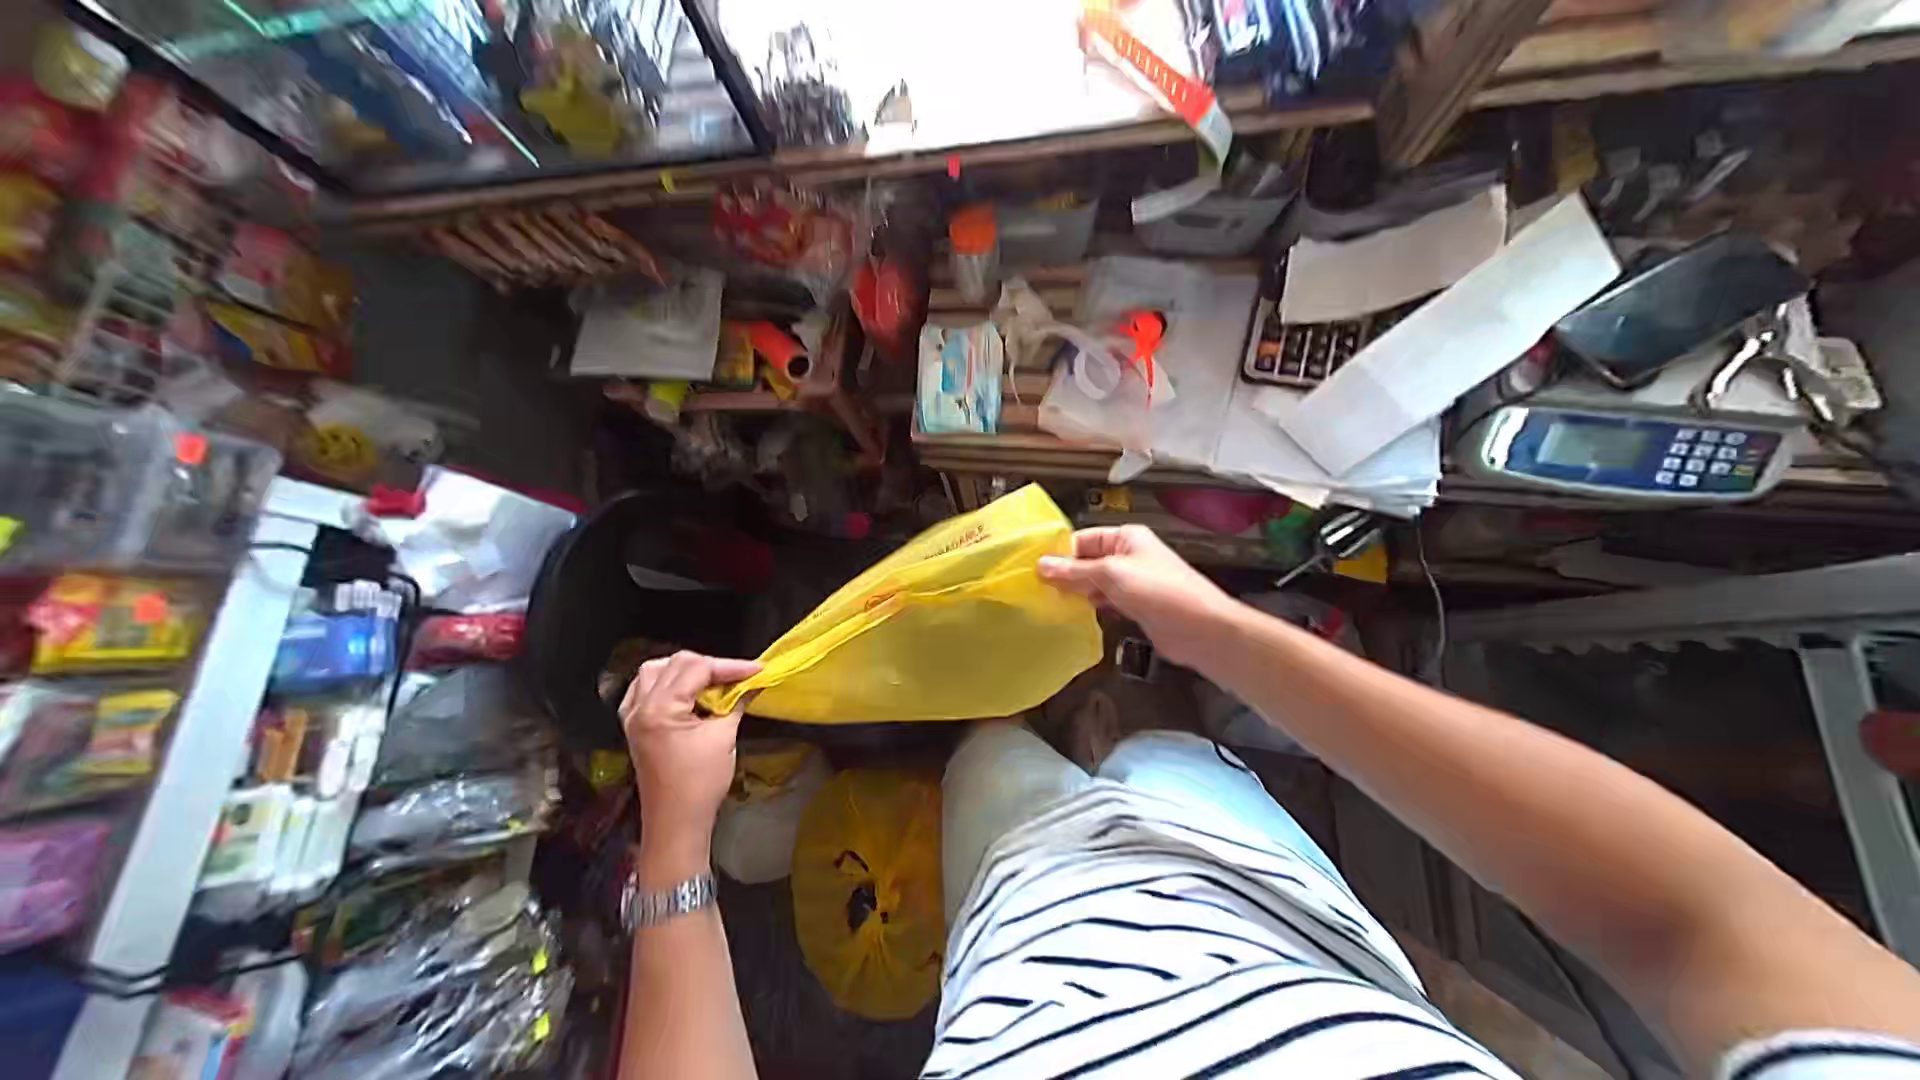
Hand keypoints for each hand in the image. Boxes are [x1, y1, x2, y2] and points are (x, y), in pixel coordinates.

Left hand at [620, 651, 760, 877]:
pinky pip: (644, 689)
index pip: (697, 668)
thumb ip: (737, 702)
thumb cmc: (700, 783)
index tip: (758, 670)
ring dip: (686, 670)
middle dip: (710, 666)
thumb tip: (754, 683)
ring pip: (656, 671)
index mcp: (660, 708)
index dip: (730, 666)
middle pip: (675, 663)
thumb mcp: (724, 736)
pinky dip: (667, 683)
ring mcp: (633, 716)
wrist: (675, 823)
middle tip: (738, 677)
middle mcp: (640, 706)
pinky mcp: (635, 727)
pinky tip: (686, 692)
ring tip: (712, 681)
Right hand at [1037, 525, 1240, 670]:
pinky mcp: (1134, 605)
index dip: (1059, 552)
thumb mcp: (1111, 574)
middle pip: (1086, 561)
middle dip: (1064, 574)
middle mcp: (1128, 555)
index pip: (1082, 539)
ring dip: (1075, 592)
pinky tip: (1072, 614)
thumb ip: (1075, 571)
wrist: (1201, 630)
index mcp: (1126, 537)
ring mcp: (1131, 582)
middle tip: (1036, 587)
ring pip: (1093, 583)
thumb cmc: (1162, 592)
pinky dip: (1089, 606)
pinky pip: (1103, 601)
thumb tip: (1043, 565)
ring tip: (1049, 601)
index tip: (1033, 567)